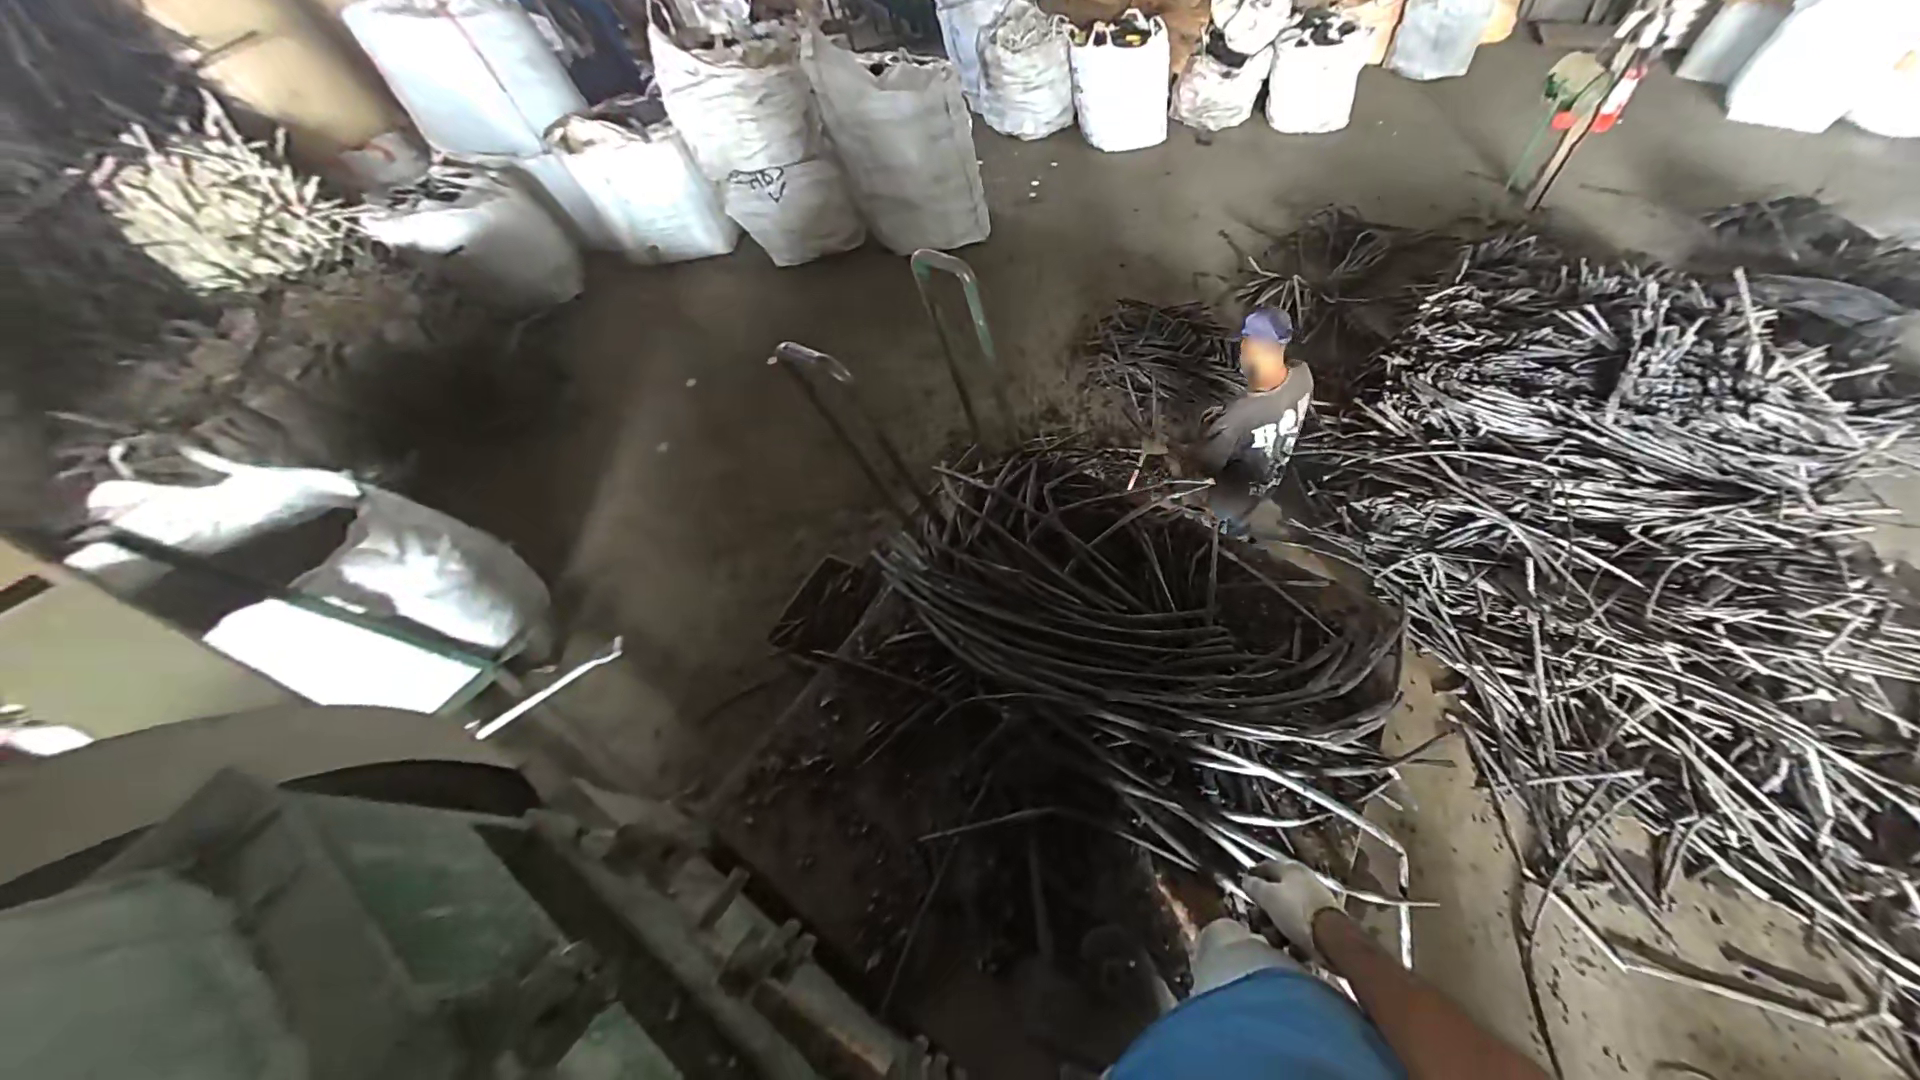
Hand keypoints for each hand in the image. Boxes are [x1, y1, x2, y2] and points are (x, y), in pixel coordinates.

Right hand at [1243, 857, 1341, 960]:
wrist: (1333, 940)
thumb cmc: (1295, 912)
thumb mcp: (1267, 896)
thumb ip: (1254, 886)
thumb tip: (1246, 880)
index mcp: (1290, 870)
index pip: (1265, 866)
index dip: (1252, 876)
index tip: (1244, 889)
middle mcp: (1303, 883)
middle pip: (1274, 894)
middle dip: (1264, 911)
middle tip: (1258, 922)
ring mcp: (1314, 904)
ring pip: (1286, 914)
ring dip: (1276, 928)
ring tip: (1276, 940)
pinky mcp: (1323, 925)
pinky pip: (1300, 929)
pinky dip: (1293, 938)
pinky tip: (1291, 948)